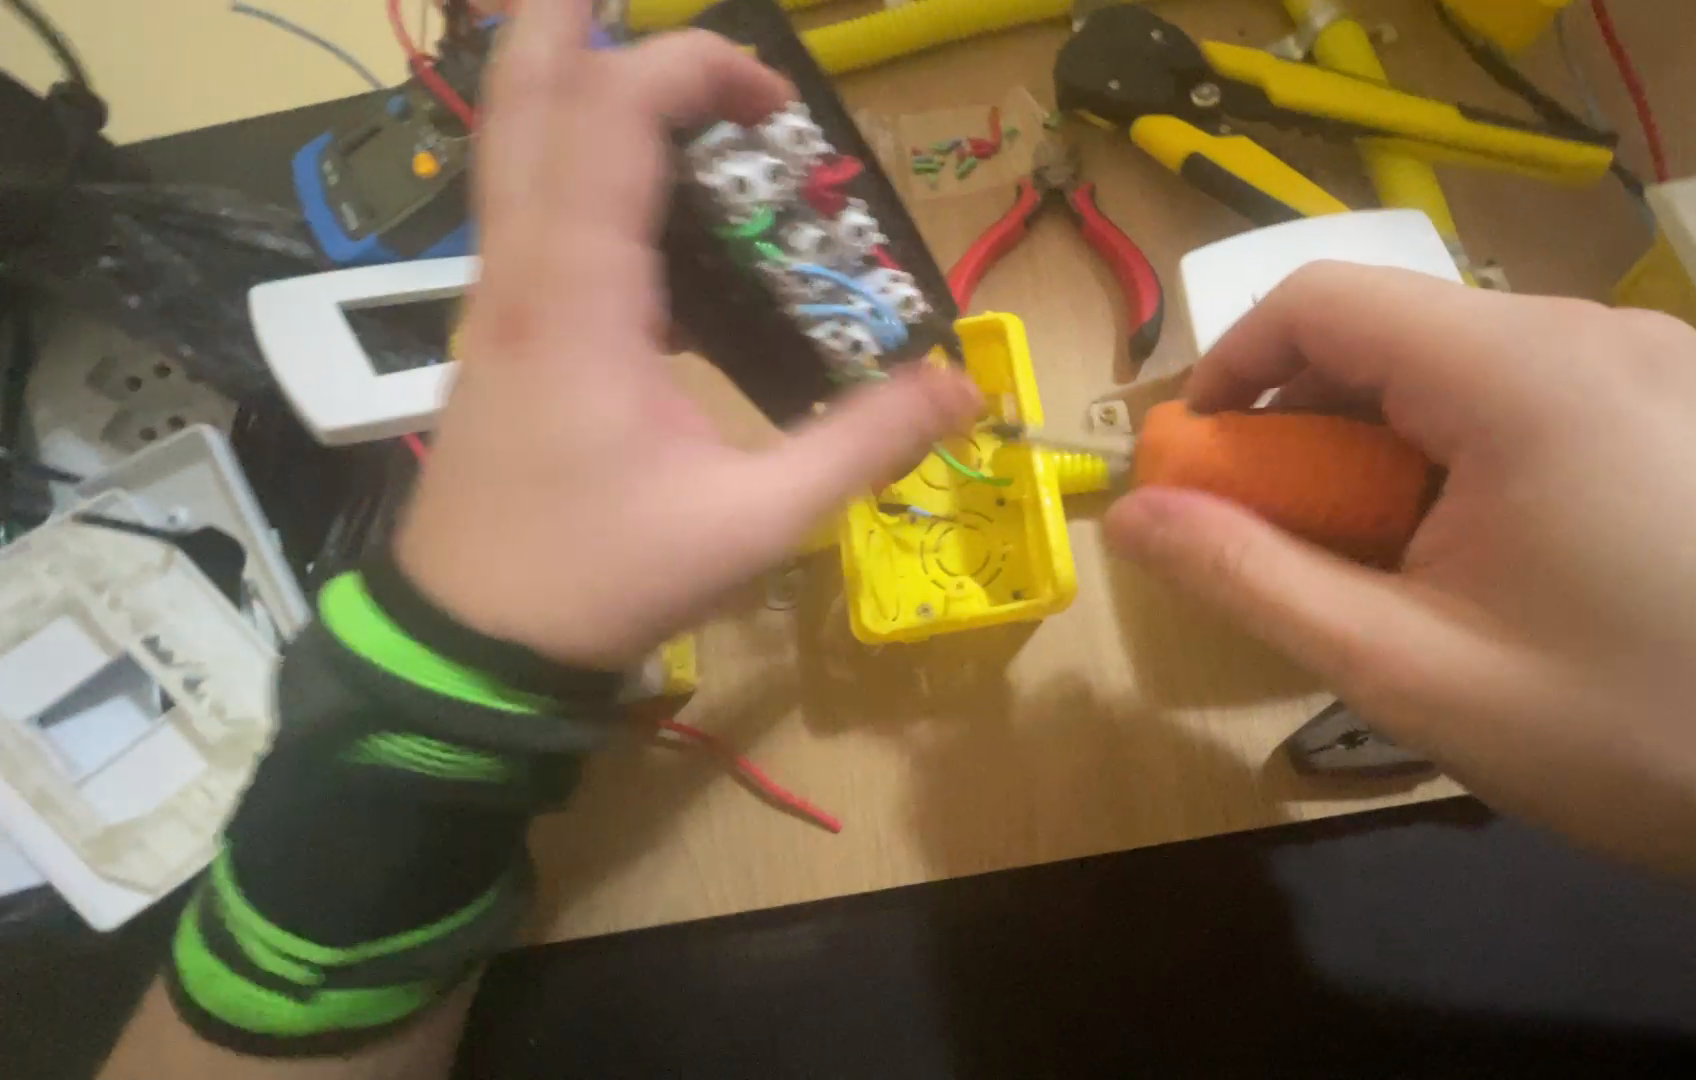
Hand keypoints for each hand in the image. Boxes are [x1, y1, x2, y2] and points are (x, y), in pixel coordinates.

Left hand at [395, 5, 979, 669]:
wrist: (482, 643)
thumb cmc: (611, 575)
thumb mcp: (757, 518)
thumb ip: (861, 444)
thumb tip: (960, 387)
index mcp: (579, 300)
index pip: (614, 116)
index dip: (694, 69)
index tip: (778, 102)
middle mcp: (521, 277)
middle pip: (529, 99)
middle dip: (594, 34)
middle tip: (683, 36)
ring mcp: (496, 307)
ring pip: (517, 153)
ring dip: (585, 99)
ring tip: (673, 102)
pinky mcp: (498, 342)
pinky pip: (533, 221)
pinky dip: (584, 180)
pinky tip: (651, 228)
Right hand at [1106, 263, 1695, 915]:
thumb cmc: (1637, 735)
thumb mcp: (1399, 667)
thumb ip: (1247, 578)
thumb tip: (1128, 516)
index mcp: (1521, 374)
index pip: (1320, 303)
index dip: (1228, 371)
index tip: (1195, 464)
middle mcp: (1588, 337)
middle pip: (1378, 337)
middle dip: (1293, 429)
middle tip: (1279, 538)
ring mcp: (1645, 369)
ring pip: (1438, 371)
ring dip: (1363, 451)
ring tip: (1370, 563)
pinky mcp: (1673, 412)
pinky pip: (1504, 401)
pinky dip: (1434, 460)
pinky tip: (1458, 555)